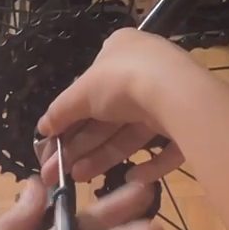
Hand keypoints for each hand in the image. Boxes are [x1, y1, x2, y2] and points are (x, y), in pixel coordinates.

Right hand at [38, 29, 202, 186]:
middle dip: (83, 143)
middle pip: (109, 114)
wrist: (178, 95)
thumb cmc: (124, 81)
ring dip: (105, 154)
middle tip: (60, 171)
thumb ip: (62, 110)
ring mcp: (168, 98)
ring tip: (79, 177)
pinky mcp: (187, 124)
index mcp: (121, 50)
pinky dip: (149, 165)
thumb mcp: (83, 91)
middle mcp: (145, 70)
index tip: (53, 143)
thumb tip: (41, 127)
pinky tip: (131, 179)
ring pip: (132, 133)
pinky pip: (165, 148)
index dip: (70, 117)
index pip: (91, 86)